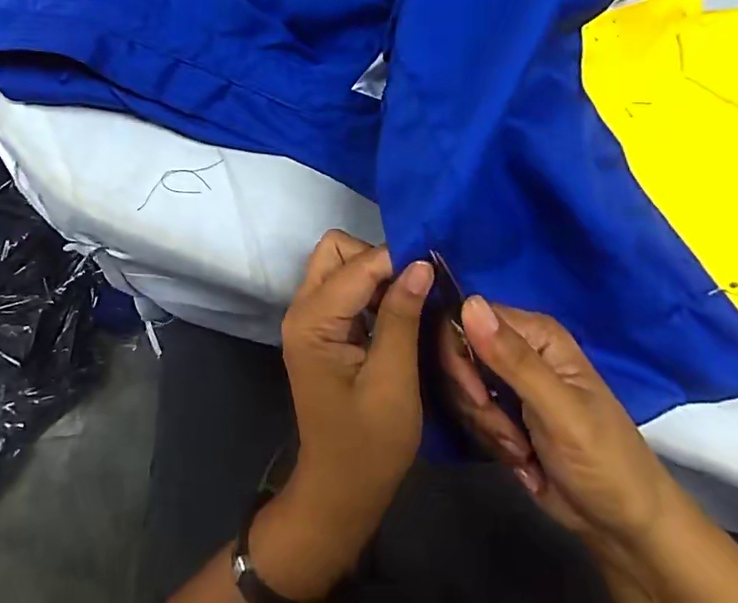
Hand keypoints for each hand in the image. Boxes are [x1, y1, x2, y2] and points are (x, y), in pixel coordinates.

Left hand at [244, 230, 430, 599]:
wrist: (341, 487)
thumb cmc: (369, 443)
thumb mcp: (394, 380)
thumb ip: (402, 317)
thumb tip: (420, 263)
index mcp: (312, 320)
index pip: (355, 265)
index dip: (396, 261)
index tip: (436, 269)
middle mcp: (302, 309)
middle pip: (335, 251)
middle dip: (377, 259)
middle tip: (417, 287)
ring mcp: (309, 318)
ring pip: (339, 265)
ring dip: (376, 274)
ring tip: (414, 300)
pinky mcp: (321, 329)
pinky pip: (344, 288)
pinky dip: (371, 290)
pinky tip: (400, 312)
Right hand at [440, 298, 670, 543]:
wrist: (623, 526)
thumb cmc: (604, 461)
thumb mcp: (561, 411)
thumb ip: (514, 359)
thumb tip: (469, 304)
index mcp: (535, 333)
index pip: (468, 316)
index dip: (460, 352)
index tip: (478, 394)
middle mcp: (517, 347)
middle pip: (458, 351)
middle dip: (475, 398)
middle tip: (507, 430)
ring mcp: (508, 380)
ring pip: (460, 386)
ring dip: (485, 424)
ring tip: (523, 450)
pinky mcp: (501, 410)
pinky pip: (468, 411)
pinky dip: (488, 437)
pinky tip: (521, 457)